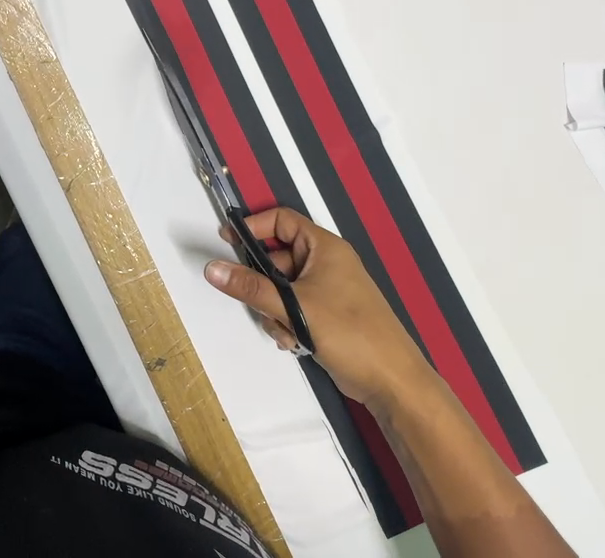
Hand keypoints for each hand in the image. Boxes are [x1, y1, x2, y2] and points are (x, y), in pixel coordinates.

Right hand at [204, 206, 435, 409]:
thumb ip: (250, 287)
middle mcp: (326, 263)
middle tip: (257, 301)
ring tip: (285, 331)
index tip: (226, 242)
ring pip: (281, 287)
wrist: (393, 383)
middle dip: (263, 284)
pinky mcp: (327, 315)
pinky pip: (293, 307)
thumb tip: (211, 268)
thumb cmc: (349, 332)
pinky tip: (294, 343)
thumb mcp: (294, 307)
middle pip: (277, 258)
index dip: (253, 227)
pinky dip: (287, 323)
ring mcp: (327, 290)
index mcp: (324, 248)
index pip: (281, 220)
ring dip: (274, 310)